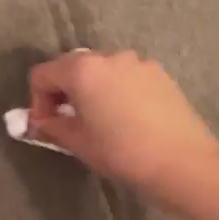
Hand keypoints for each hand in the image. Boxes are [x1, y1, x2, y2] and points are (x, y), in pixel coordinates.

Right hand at [27, 49, 218, 192]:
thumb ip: (51, 126)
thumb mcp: (76, 142)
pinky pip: (125, 77)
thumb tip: (39, 123)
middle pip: (71, 67)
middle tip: (66, 121)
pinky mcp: (160, 74)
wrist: (181, 162)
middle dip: (62, 92)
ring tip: (97, 120)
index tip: (45, 125)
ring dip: (90, 90)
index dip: (37, 100)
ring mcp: (138, 63)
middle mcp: (109, 57)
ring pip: (100, 70)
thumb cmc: (120, 151)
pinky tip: (123, 118)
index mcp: (82, 70)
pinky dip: (115, 90)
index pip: (42, 75)